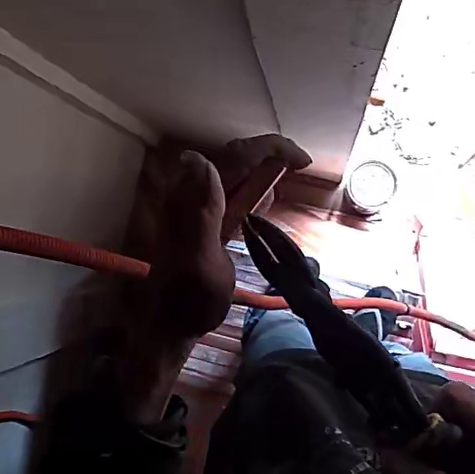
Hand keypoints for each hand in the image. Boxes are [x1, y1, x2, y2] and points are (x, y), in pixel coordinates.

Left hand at [134, 134, 311, 342]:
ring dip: (264, 171)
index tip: (302, 160)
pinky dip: (255, 190)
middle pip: (237, 157)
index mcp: (192, 198)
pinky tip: (264, 204)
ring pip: (237, 173)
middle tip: (302, 165)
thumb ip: (201, 212)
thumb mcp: (198, 260)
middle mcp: (192, 195)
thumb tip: (201, 159)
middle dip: (270, 155)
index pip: (234, 156)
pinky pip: (234, 193)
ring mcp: (198, 207)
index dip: (270, 149)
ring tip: (288, 180)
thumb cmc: (188, 300)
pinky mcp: (205, 221)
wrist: (172, 325)